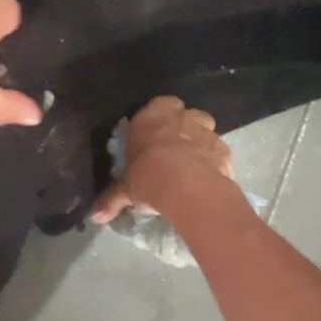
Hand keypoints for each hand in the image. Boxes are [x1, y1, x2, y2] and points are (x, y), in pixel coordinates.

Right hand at [92, 96, 232, 222]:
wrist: (189, 188)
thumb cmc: (149, 177)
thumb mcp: (127, 190)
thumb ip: (112, 199)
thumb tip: (95, 216)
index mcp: (151, 116)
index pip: (157, 105)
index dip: (158, 119)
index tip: (153, 136)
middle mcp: (179, 117)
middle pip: (185, 113)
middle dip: (183, 125)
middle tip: (174, 148)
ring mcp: (205, 131)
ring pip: (206, 129)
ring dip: (200, 142)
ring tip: (193, 164)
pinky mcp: (224, 150)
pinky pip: (219, 152)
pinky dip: (215, 161)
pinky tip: (209, 178)